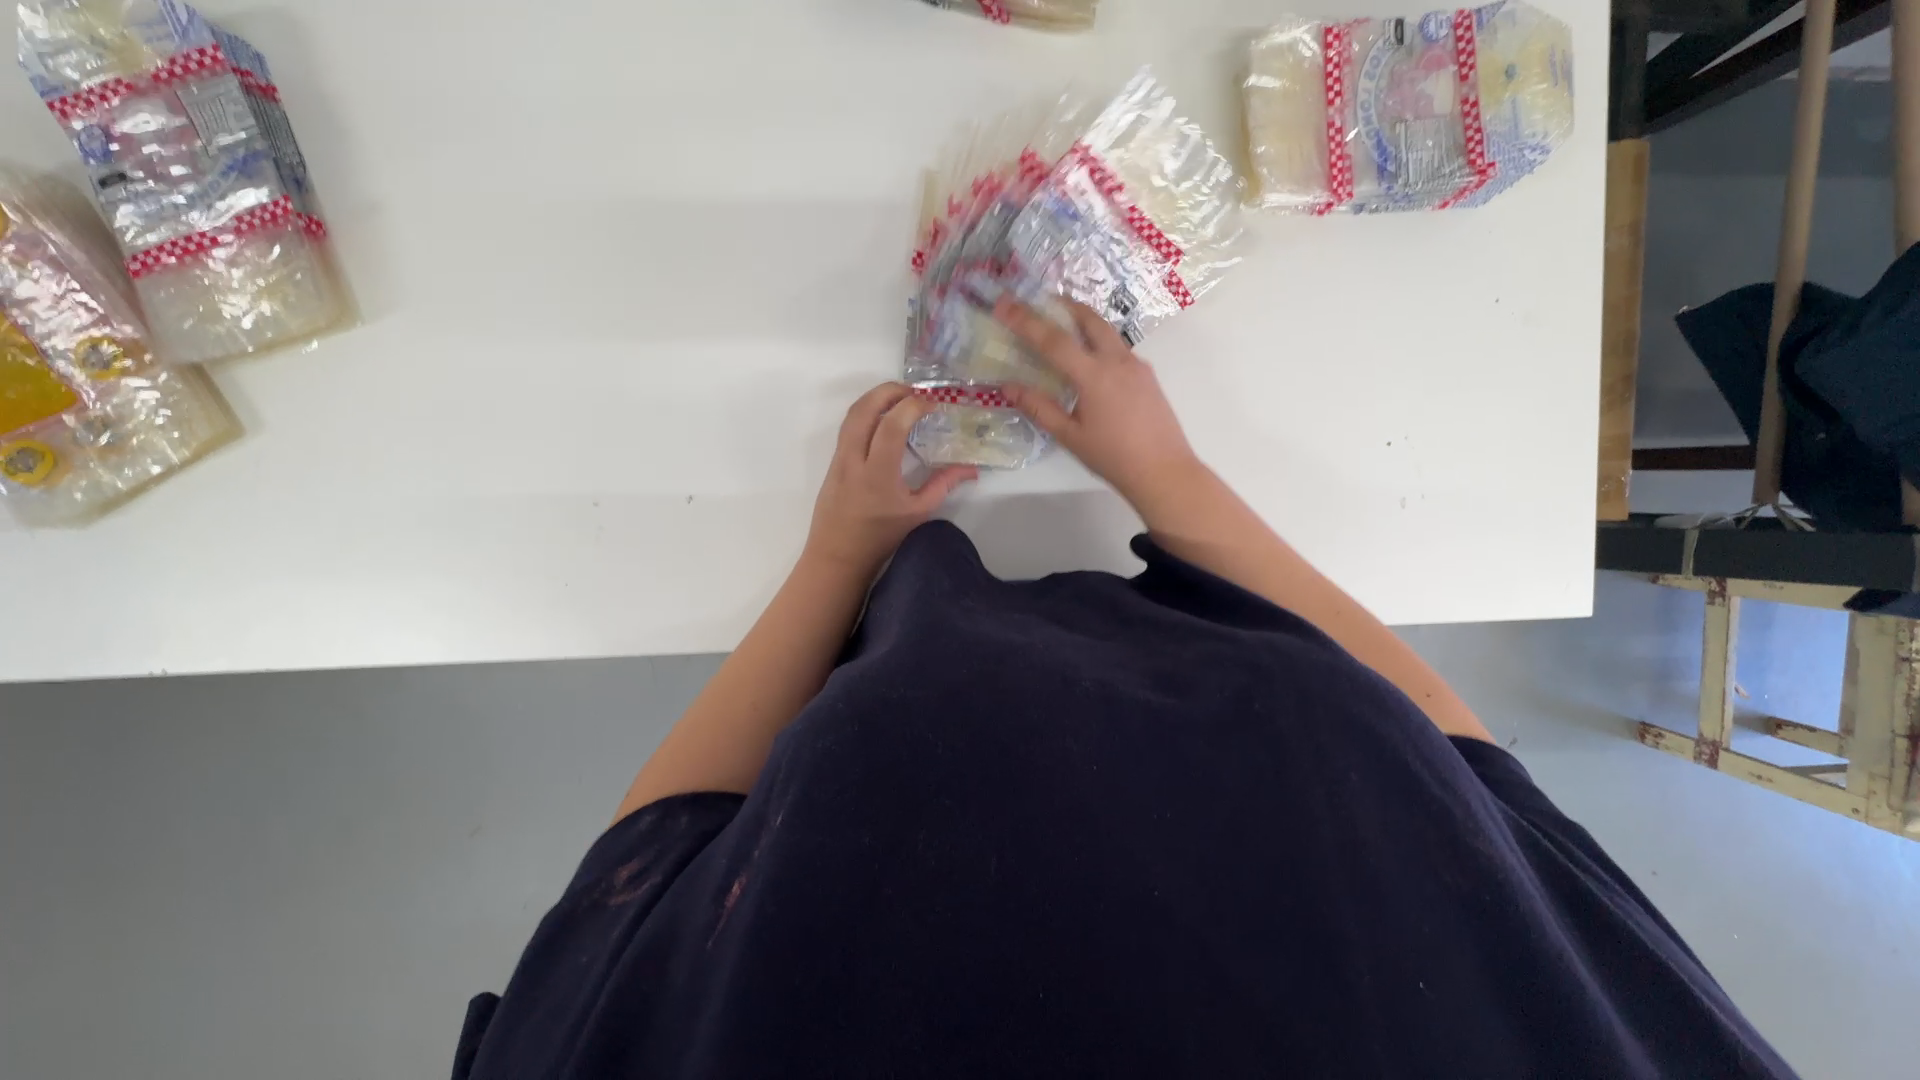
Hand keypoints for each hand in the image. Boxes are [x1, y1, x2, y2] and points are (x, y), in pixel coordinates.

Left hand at [805, 383, 975, 574]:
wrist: (838, 556)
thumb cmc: (880, 538)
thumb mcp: (918, 513)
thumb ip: (944, 485)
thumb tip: (972, 468)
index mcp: (877, 474)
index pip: (892, 425)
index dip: (914, 406)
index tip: (933, 404)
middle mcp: (854, 460)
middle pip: (865, 409)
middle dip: (890, 391)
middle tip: (915, 392)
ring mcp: (839, 459)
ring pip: (852, 414)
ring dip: (875, 398)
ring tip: (900, 399)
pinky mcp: (833, 462)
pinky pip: (848, 427)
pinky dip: (866, 414)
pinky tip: (884, 420)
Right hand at [994, 297, 1205, 508]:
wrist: (1164, 471)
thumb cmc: (1113, 457)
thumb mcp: (1070, 436)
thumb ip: (1039, 408)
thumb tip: (1008, 387)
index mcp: (1094, 376)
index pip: (1053, 340)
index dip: (1025, 320)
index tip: (1004, 305)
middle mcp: (1117, 361)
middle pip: (1089, 319)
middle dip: (1064, 305)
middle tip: (1042, 300)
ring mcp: (1137, 366)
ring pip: (1107, 331)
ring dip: (1084, 321)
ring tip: (1064, 324)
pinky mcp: (1147, 376)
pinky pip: (1119, 348)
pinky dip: (1099, 342)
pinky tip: (1090, 359)